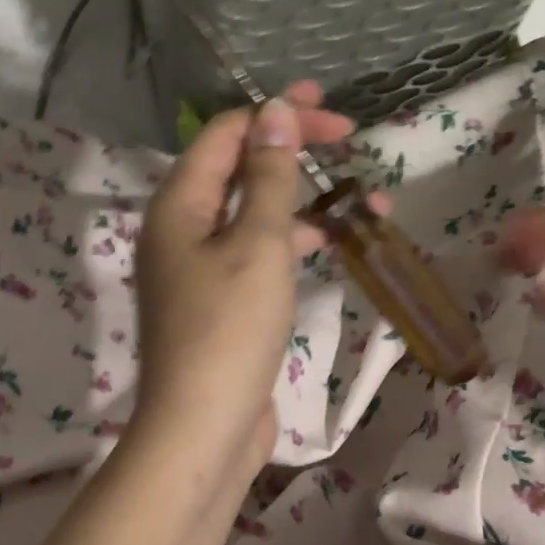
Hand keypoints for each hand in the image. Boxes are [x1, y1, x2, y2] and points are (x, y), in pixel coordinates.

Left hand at [132, 83, 384, 479]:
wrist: (202, 435)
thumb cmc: (229, 328)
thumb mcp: (259, 241)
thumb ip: (270, 173)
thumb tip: (274, 109)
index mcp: (180, 201)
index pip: (228, 132)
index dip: (276, 113)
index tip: (329, 108)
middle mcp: (183, 223)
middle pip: (241, 163)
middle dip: (294, 145)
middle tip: (347, 133)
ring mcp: (200, 262)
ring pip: (256, 207)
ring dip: (306, 194)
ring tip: (365, 195)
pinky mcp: (221, 296)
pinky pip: (259, 246)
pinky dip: (296, 236)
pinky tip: (335, 240)